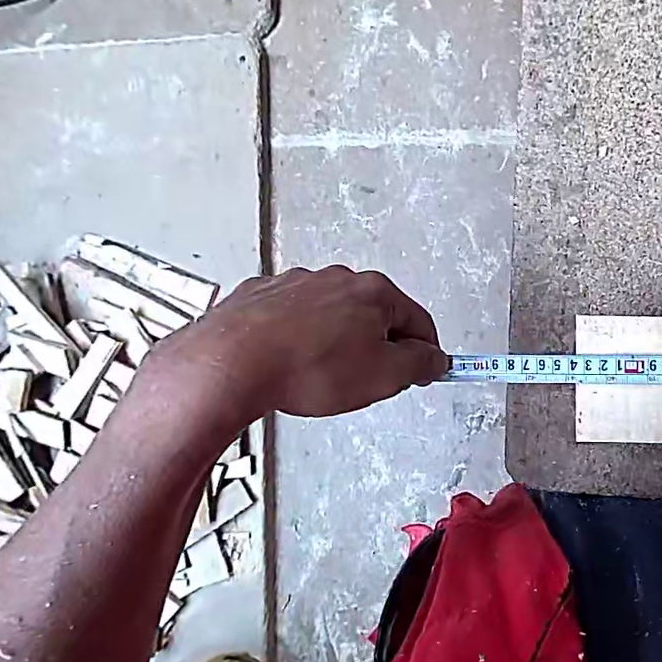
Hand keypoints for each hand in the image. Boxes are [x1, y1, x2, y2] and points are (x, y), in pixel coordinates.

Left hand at [145, 265, 448, 423]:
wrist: (228, 366)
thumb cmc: (303, 368)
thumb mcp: (385, 376)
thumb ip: (420, 364)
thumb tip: (433, 358)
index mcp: (374, 292)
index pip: (419, 321)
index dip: (426, 353)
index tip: (423, 371)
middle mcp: (336, 279)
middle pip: (376, 316)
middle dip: (379, 347)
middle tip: (370, 381)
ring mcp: (295, 285)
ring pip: (334, 316)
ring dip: (338, 343)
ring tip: (324, 377)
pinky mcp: (261, 297)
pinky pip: (295, 319)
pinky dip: (301, 339)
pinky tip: (292, 364)